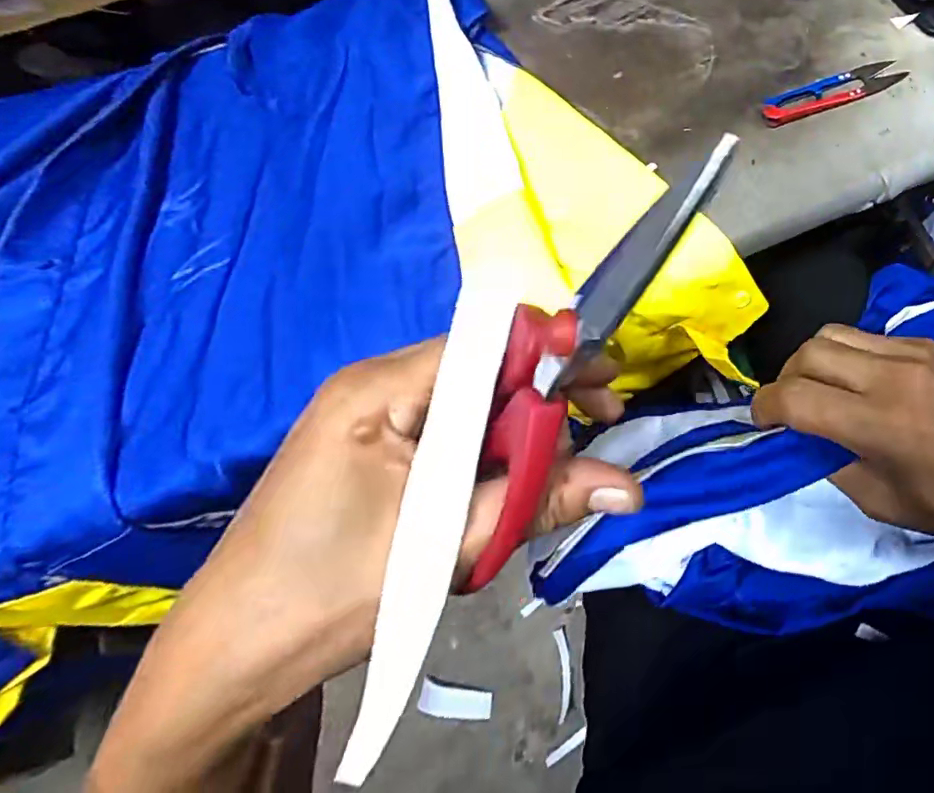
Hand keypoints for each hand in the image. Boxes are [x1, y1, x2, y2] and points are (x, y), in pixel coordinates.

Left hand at [90, 337, 643, 792]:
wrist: (228, 663)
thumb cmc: (325, 595)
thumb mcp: (452, 544)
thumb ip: (546, 501)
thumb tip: (633, 489)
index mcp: (382, 390)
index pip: (493, 343)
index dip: (557, 356)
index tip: (607, 390)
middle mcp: (384, 386)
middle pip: (496, 367)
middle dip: (555, 397)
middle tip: (603, 426)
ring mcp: (385, 414)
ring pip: (488, 399)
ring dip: (533, 430)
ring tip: (555, 474)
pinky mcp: (390, 444)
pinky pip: (468, 426)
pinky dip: (505, 449)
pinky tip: (519, 481)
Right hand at [749, 325, 933, 552]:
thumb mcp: (881, 501)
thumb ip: (832, 462)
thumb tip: (801, 437)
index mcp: (880, 422)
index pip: (797, 396)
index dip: (765, 408)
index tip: (762, 424)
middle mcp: (893, 375)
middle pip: (810, 350)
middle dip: (786, 378)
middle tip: (790, 408)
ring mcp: (914, 353)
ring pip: (837, 333)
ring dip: (816, 360)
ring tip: (821, 390)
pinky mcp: (929, 345)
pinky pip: (871, 338)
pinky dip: (852, 356)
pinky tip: (862, 383)